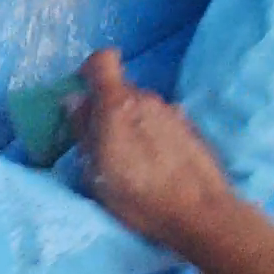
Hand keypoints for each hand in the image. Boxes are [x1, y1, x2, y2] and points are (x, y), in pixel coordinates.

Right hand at [67, 48, 237, 249]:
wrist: (198, 213)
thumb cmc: (136, 194)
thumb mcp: (94, 168)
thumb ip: (82, 129)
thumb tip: (74, 100)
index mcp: (117, 104)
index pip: (102, 61)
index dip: (89, 71)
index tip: (82, 94)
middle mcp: (147, 98)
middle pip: (120, 89)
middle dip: (106, 109)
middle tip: (100, 143)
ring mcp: (172, 112)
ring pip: (140, 107)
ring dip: (129, 124)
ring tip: (128, 159)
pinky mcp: (189, 128)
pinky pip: (159, 122)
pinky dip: (150, 134)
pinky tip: (152, 164)